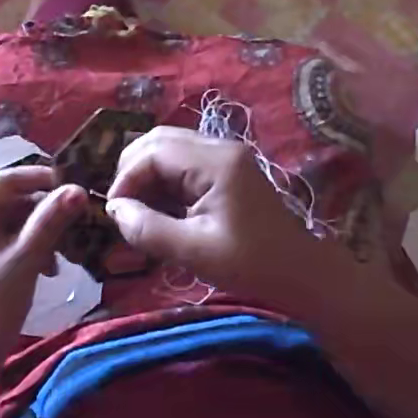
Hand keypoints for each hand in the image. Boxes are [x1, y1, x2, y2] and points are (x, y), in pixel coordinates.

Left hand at [0, 167, 85, 360]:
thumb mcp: (23, 263)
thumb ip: (50, 222)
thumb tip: (77, 189)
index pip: (3, 181)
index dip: (38, 178)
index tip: (73, 184)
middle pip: (7, 200)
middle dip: (42, 209)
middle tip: (75, 220)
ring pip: (10, 221)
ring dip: (39, 232)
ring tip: (61, 255)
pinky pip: (7, 241)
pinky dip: (29, 248)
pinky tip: (49, 270)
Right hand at [105, 127, 324, 305]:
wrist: (304, 276)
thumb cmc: (253, 265)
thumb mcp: (195, 251)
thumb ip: (148, 229)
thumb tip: (113, 210)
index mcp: (216, 162)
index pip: (153, 152)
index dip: (126, 178)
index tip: (114, 212)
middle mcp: (220, 148)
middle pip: (158, 141)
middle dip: (132, 171)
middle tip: (122, 208)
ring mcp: (225, 156)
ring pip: (168, 149)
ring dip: (145, 176)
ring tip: (137, 211)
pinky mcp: (226, 170)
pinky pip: (182, 163)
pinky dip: (162, 181)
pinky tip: (159, 210)